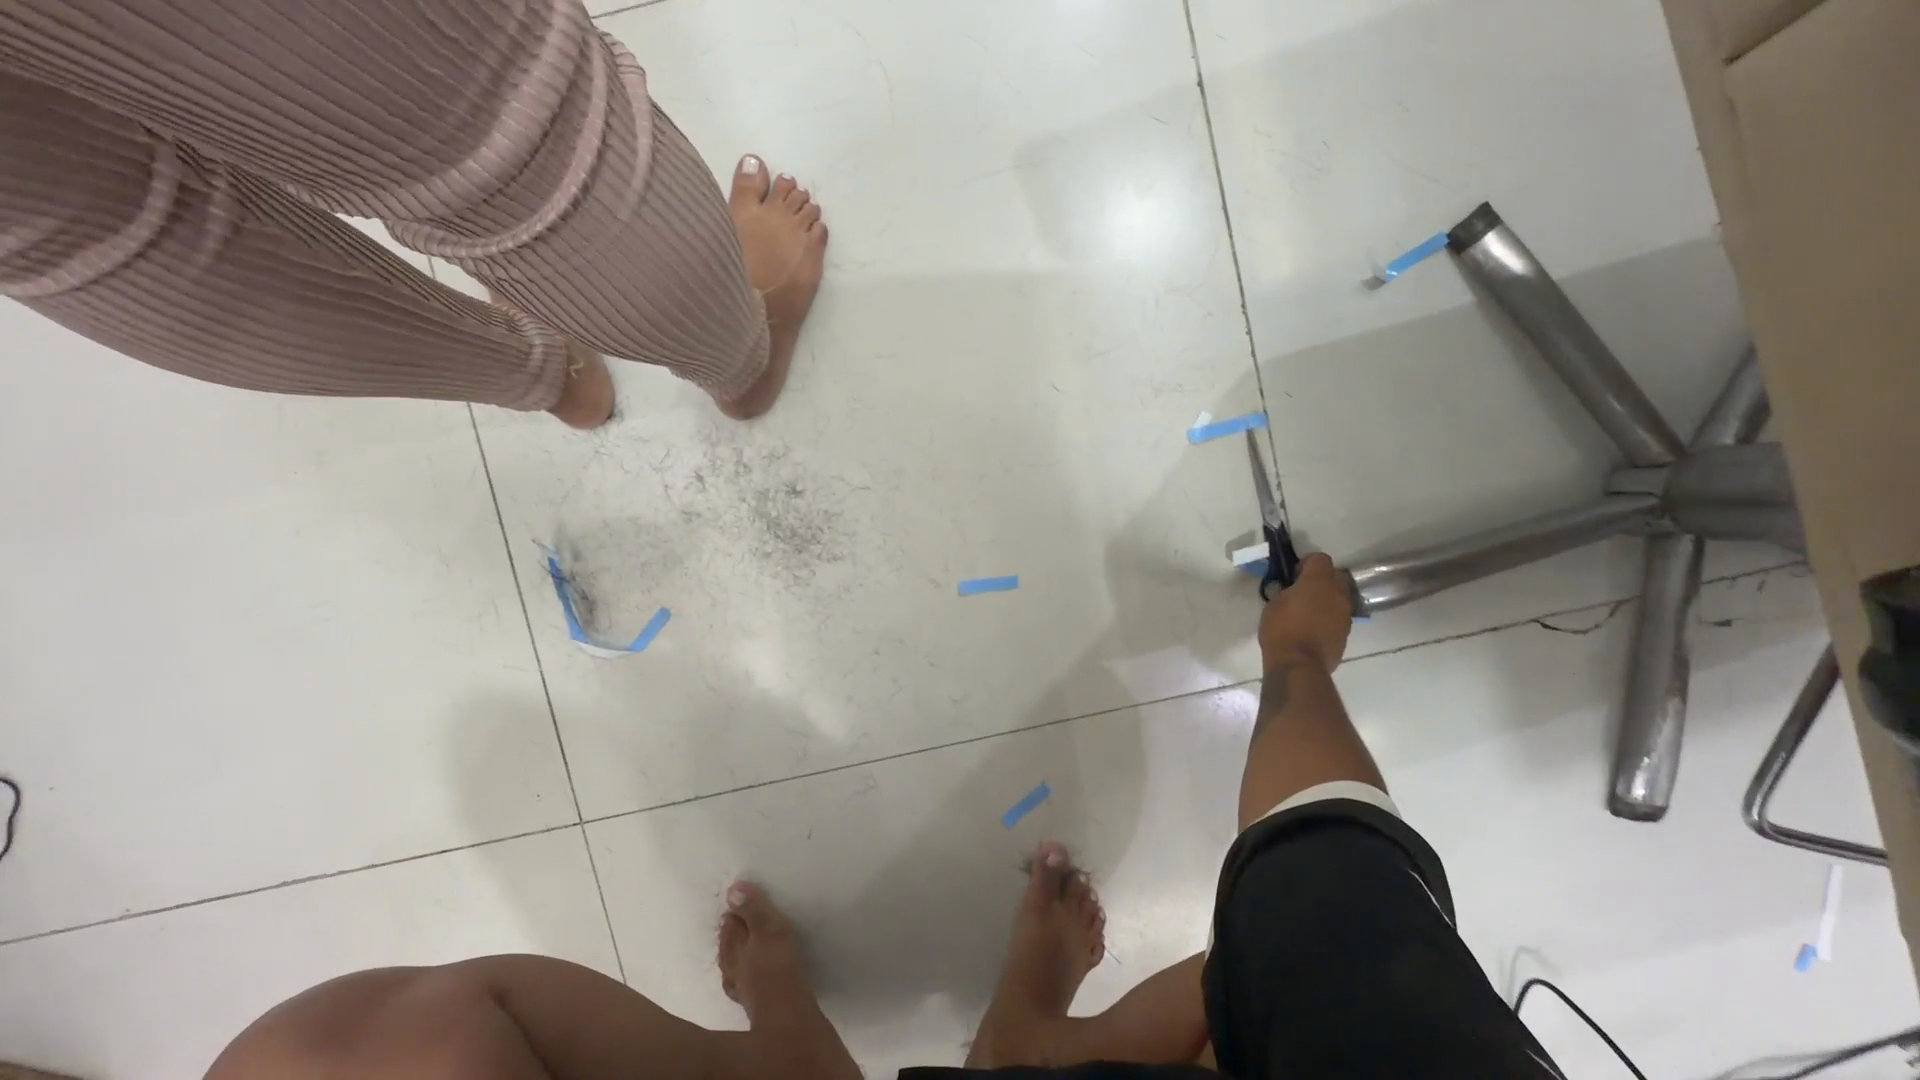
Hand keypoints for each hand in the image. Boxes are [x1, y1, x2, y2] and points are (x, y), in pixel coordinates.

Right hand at [1258, 553, 1352, 671]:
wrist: (1299, 665)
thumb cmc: (1281, 630)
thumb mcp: (1273, 605)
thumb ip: (1286, 592)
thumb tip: (1291, 591)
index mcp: (1317, 582)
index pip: (1320, 558)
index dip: (1307, 563)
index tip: (1294, 575)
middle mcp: (1337, 593)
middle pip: (1336, 575)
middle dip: (1322, 579)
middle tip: (1304, 591)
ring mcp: (1345, 613)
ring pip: (1340, 596)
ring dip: (1327, 599)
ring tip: (1309, 612)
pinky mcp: (1347, 631)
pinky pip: (1339, 616)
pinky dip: (1329, 617)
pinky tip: (1314, 628)